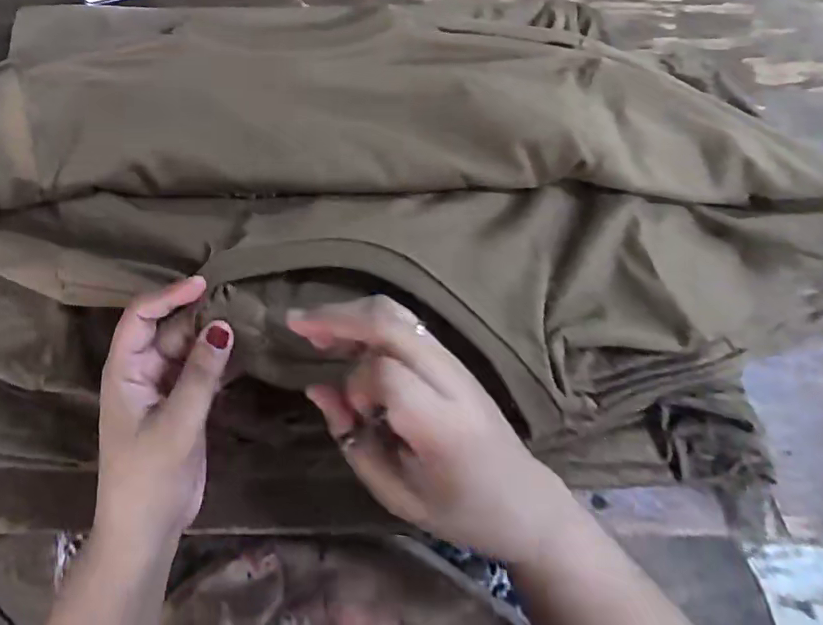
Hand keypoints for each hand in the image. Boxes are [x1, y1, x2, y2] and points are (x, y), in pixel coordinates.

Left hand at [94, 275, 233, 548]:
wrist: (145, 534)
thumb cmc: (147, 478)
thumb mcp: (175, 426)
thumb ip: (199, 376)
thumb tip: (222, 327)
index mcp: (125, 370)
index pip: (140, 316)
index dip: (168, 295)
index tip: (203, 283)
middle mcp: (142, 371)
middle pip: (169, 328)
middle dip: (198, 313)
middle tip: (237, 299)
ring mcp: (162, 387)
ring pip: (187, 347)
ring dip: (211, 334)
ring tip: (246, 315)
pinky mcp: (181, 404)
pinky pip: (199, 370)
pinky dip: (218, 358)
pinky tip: (244, 347)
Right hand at [287, 295, 575, 564]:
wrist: (527, 501)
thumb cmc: (460, 510)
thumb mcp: (398, 494)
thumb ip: (353, 440)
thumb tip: (318, 388)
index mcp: (443, 424)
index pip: (388, 372)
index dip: (357, 383)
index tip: (355, 412)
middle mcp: (450, 379)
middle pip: (389, 321)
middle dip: (337, 316)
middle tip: (296, 323)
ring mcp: (454, 360)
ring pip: (396, 312)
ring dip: (350, 311)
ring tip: (313, 327)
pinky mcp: (451, 354)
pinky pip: (404, 321)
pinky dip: (367, 318)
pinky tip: (344, 333)